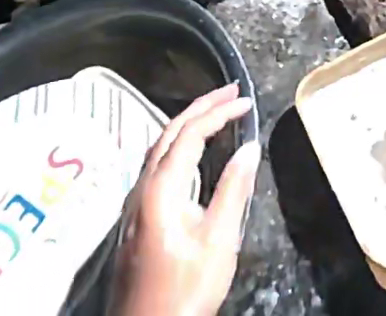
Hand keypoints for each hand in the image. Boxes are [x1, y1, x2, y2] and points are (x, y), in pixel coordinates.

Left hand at [108, 84, 260, 315]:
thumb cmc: (185, 293)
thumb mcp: (218, 242)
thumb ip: (233, 189)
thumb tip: (249, 147)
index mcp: (161, 188)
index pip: (191, 132)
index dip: (219, 112)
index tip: (245, 101)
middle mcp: (142, 187)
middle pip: (170, 131)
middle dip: (202, 105)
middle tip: (231, 91)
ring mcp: (135, 202)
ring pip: (160, 145)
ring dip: (188, 122)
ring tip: (215, 111)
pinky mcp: (136, 217)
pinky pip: (157, 162)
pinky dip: (179, 143)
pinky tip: (192, 151)